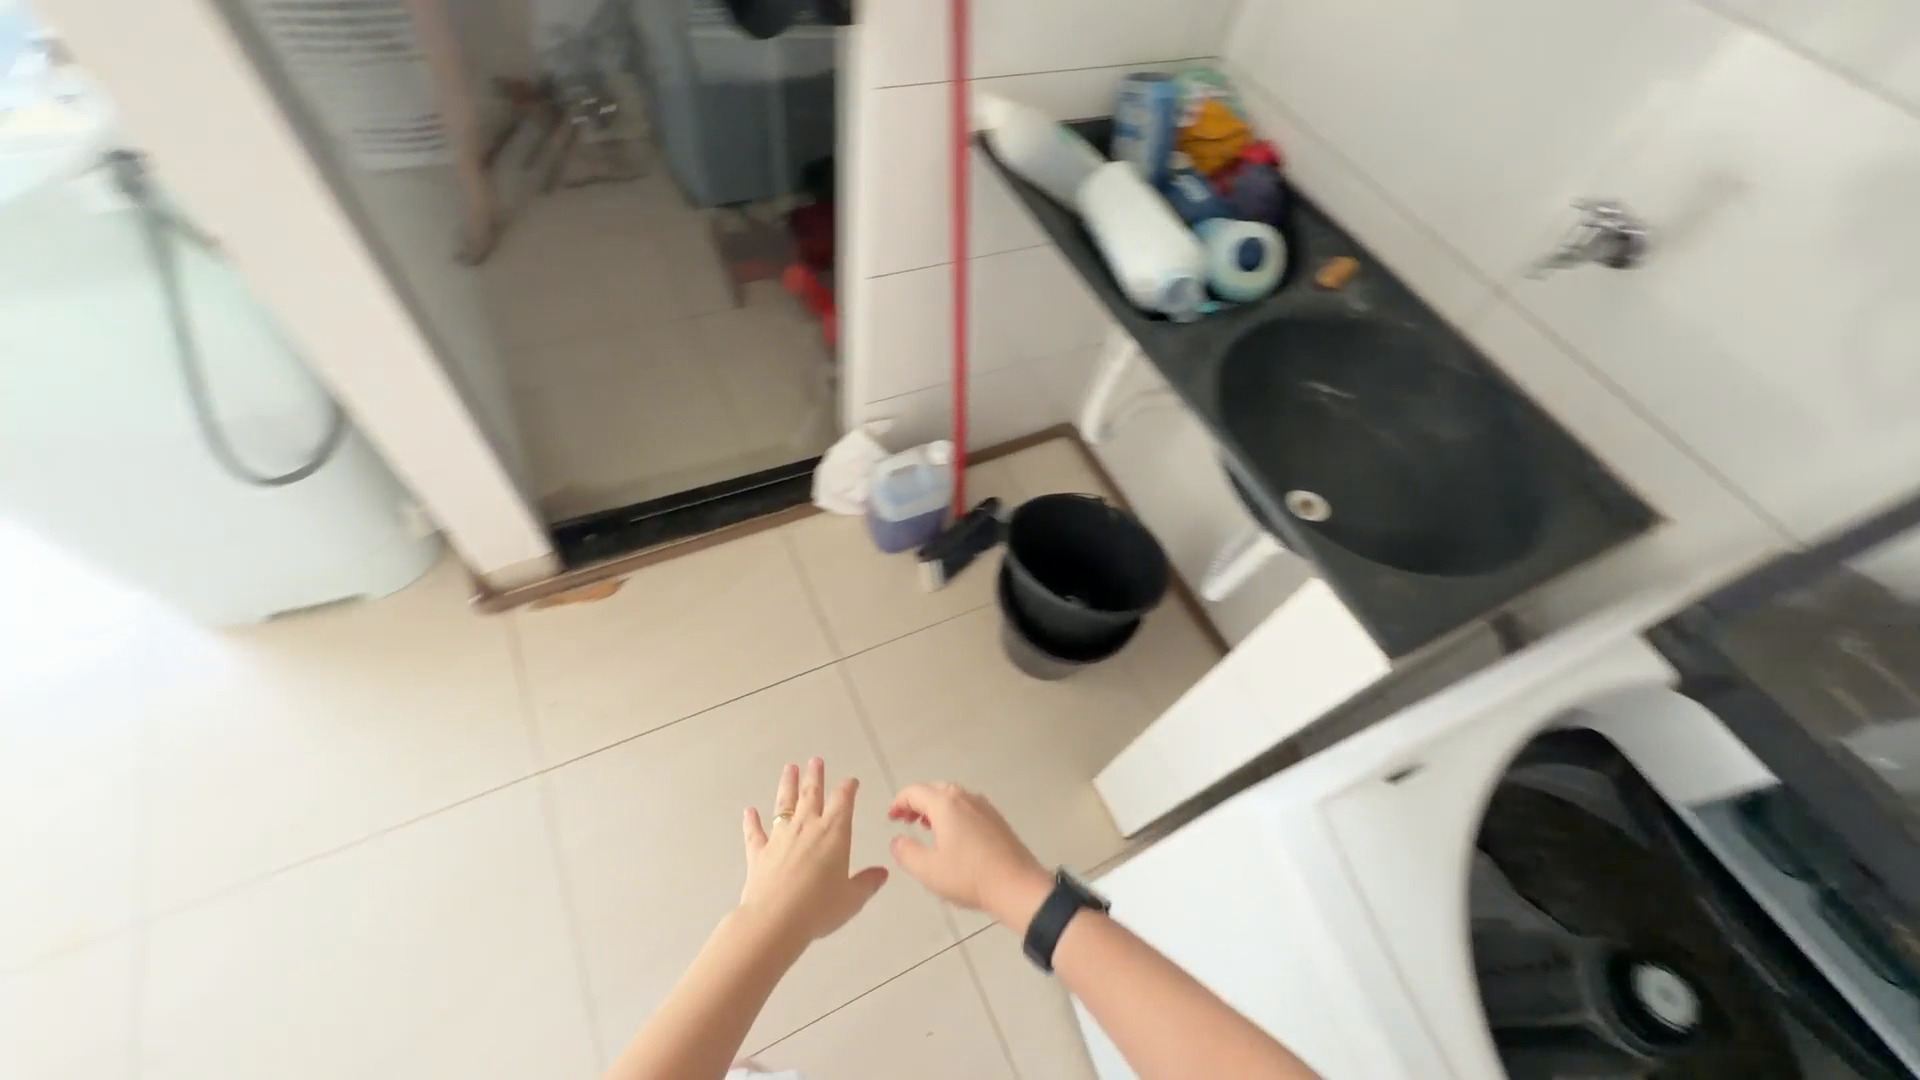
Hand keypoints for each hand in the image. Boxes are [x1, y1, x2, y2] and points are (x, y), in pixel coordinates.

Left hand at [739, 758, 889, 945]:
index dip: (848, 788)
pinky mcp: (758, 853)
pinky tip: (749, 811)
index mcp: (834, 832)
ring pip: (784, 804)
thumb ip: (867, 883)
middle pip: (812, 793)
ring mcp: (780, 837)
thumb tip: (882, 873)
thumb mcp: (852, 898)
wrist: (775, 920)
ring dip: (787, 785)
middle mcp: (807, 827)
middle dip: (815, 775)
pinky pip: (755, 832)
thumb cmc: (819, 907)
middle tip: (815, 760)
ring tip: (789, 768)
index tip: (851, 781)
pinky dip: (751, 821)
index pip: (844, 801)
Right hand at [888, 783, 1052, 927]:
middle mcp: (965, 797)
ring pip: (952, 797)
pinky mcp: (996, 819)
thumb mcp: (928, 870)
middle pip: (934, 790)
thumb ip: (906, 852)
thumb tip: (897, 840)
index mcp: (946, 804)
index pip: (915, 792)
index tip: (891, 819)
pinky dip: (951, 813)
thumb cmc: (969, 877)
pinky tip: (952, 835)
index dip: (899, 802)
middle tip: (904, 821)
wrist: (1017, 886)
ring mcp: (983, 806)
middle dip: (916, 803)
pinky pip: (966, 807)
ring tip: (925, 827)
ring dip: (934, 808)